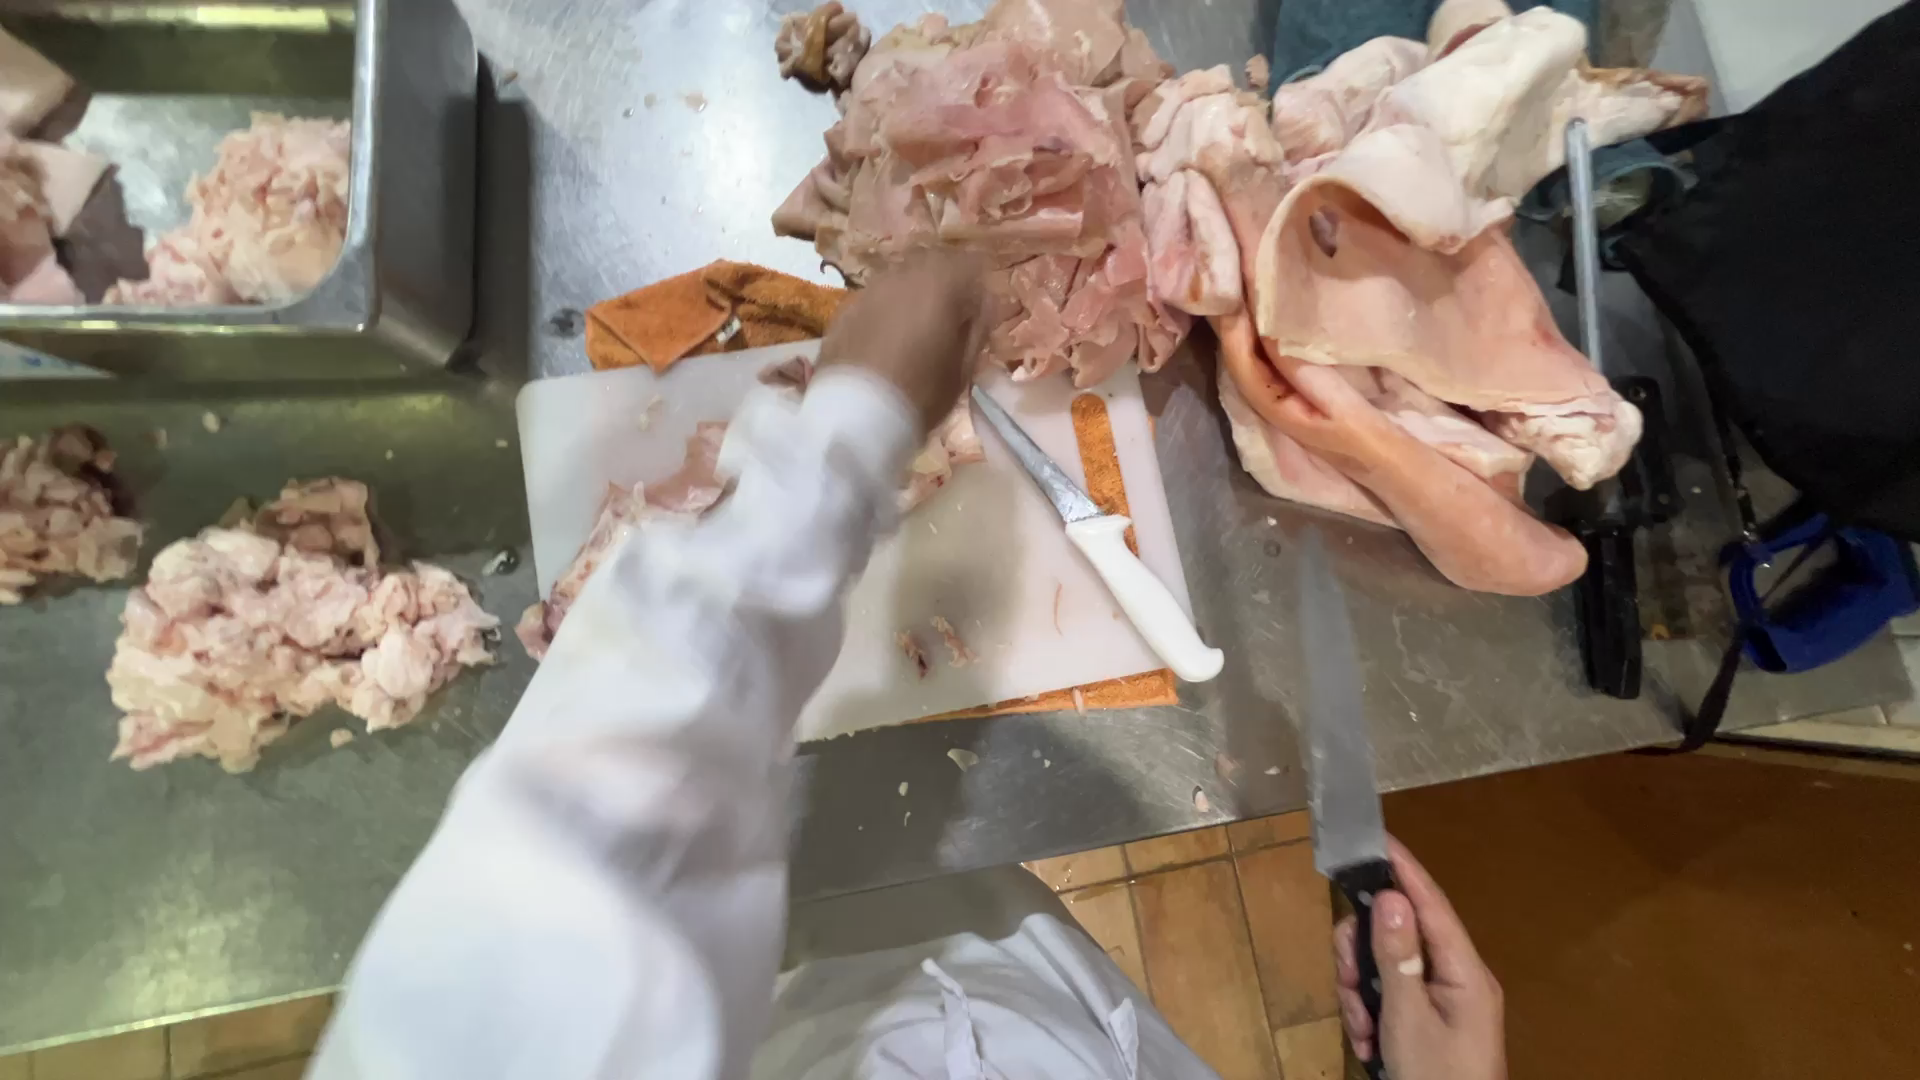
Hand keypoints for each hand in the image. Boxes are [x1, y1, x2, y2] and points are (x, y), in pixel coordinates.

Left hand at [819, 251, 988, 433]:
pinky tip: (885, 340)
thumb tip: (986, 304)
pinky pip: (875, 299)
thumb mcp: (962, 371)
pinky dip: (886, 311)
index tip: (979, 315)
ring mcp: (869, 289)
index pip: (973, 264)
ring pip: (901, 279)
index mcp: (941, 283)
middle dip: (946, 285)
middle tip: (950, 320)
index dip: (979, 288)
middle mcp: (903, 274)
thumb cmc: (919, 397)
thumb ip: (978, 330)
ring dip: (914, 296)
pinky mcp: (844, 309)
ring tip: (916, 330)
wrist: (854, 417)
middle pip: (934, 264)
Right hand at [1334, 837, 1505, 1079]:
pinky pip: (1383, 988)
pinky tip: (1367, 1038)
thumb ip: (1396, 956)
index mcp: (1464, 972)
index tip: (1374, 835)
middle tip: (1346, 982)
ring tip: (1361, 1027)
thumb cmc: (1437, 1078)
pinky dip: (1365, 1008)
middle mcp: (1454, 975)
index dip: (1402, 867)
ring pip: (1381, 960)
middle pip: (1394, 931)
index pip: (1430, 903)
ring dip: (1358, 987)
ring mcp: (1440, 995)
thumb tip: (1390, 895)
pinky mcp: (1425, 1013)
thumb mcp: (1408, 1019)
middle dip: (1360, 952)